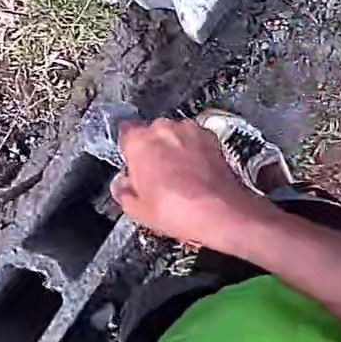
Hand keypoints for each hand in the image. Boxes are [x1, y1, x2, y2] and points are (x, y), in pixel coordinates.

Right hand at [111, 117, 274, 251]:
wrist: (219, 212)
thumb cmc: (179, 209)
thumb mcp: (137, 210)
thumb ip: (123, 191)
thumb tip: (122, 187)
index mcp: (138, 142)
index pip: (126, 135)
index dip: (129, 151)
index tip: (132, 163)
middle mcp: (163, 129)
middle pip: (151, 134)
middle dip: (153, 151)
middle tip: (156, 177)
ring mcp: (189, 131)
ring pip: (175, 135)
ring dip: (175, 149)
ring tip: (179, 177)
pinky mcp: (210, 137)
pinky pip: (195, 140)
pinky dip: (195, 151)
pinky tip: (196, 174)